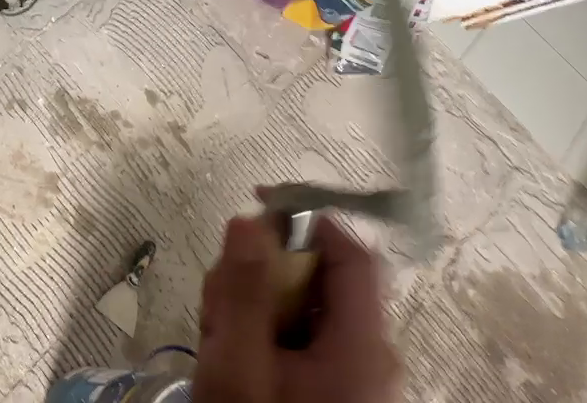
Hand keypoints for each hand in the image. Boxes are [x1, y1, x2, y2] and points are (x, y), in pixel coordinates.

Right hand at [193, 215, 401, 402]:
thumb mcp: (240, 365)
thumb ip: (243, 291)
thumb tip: (249, 218)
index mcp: (363, 346)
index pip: (352, 252)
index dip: (308, 215)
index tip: (253, 202)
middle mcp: (369, 352)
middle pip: (315, 275)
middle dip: (258, 271)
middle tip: (218, 299)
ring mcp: (351, 370)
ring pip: (297, 301)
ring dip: (249, 301)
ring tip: (220, 336)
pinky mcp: (331, 383)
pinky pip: (294, 330)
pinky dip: (258, 327)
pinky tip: (233, 352)